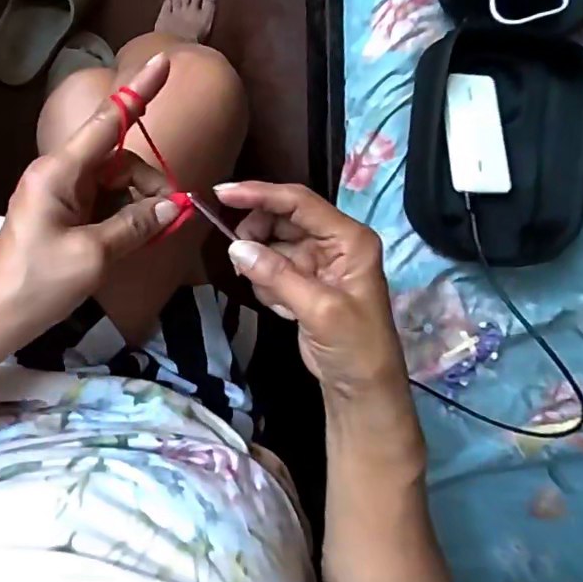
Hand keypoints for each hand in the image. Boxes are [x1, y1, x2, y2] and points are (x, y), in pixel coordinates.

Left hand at [0, 54, 181, 353]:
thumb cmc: (37, 284)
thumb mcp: (93, 256)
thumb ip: (135, 225)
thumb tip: (175, 206)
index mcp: (58, 172)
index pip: (107, 122)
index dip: (139, 93)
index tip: (165, 62)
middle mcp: (57, 175)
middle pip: (118, 160)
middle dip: (148, 182)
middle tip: (171, 217)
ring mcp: (57, 195)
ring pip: (112, 183)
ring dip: (137, 202)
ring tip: (152, 234)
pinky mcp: (59, 216)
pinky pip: (100, 203)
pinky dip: (122, 215)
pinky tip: (135, 237)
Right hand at [213, 182, 409, 405]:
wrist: (360, 388)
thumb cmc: (354, 345)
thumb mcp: (319, 309)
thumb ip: (277, 275)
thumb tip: (236, 248)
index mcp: (349, 239)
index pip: (299, 202)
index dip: (260, 194)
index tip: (222, 193)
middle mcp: (333, 242)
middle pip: (280, 218)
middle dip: (256, 234)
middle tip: (237, 257)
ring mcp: (315, 261)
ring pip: (270, 242)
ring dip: (260, 266)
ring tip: (274, 296)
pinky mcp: (301, 280)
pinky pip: (268, 266)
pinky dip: (265, 283)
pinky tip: (281, 308)